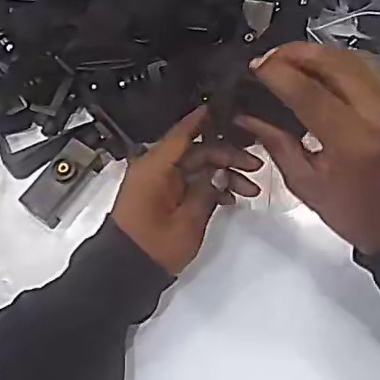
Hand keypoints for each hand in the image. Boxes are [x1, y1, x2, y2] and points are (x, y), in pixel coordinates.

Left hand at [113, 106, 263, 273]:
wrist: (125, 271)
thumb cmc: (149, 247)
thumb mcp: (187, 220)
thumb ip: (207, 191)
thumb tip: (221, 173)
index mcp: (155, 168)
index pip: (182, 133)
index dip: (204, 120)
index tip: (222, 107)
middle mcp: (155, 170)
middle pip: (196, 151)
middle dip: (227, 156)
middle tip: (253, 165)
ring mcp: (159, 183)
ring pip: (197, 168)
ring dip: (223, 174)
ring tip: (249, 187)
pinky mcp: (162, 196)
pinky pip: (189, 182)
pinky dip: (209, 187)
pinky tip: (231, 197)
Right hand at [237, 42, 379, 253]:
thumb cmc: (360, 214)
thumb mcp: (307, 184)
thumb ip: (277, 144)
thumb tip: (250, 116)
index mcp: (354, 142)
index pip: (309, 91)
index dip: (277, 73)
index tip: (257, 68)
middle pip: (334, 62)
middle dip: (296, 53)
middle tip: (270, 59)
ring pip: (355, 58)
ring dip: (319, 53)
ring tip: (292, 60)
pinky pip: (371, 69)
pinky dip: (342, 61)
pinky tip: (322, 69)